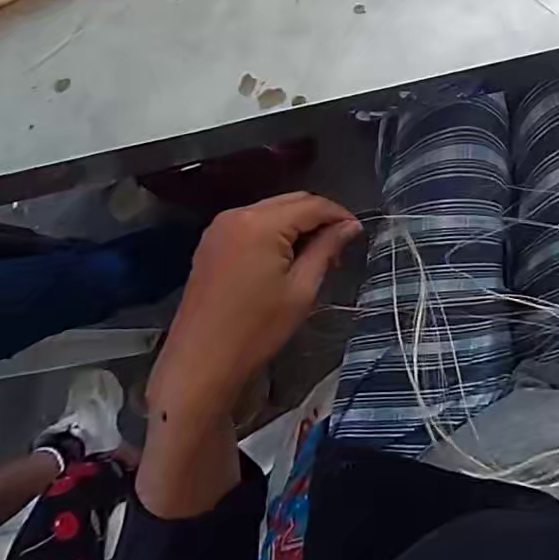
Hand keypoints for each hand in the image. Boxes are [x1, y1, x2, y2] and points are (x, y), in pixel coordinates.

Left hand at [147, 192, 363, 421]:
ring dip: (296, 223)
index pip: (311, 204)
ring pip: (270, 209)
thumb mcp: (300, 290)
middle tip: (339, 246)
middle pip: (290, 200)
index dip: (338, 214)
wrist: (201, 359)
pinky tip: (284, 256)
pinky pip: (250, 222)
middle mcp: (237, 213)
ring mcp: (220, 225)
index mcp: (260, 223)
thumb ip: (326, 249)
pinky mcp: (211, 240)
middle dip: (318, 217)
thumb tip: (349, 226)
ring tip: (315, 254)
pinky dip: (272, 230)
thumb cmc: (256, 329)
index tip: (357, 231)